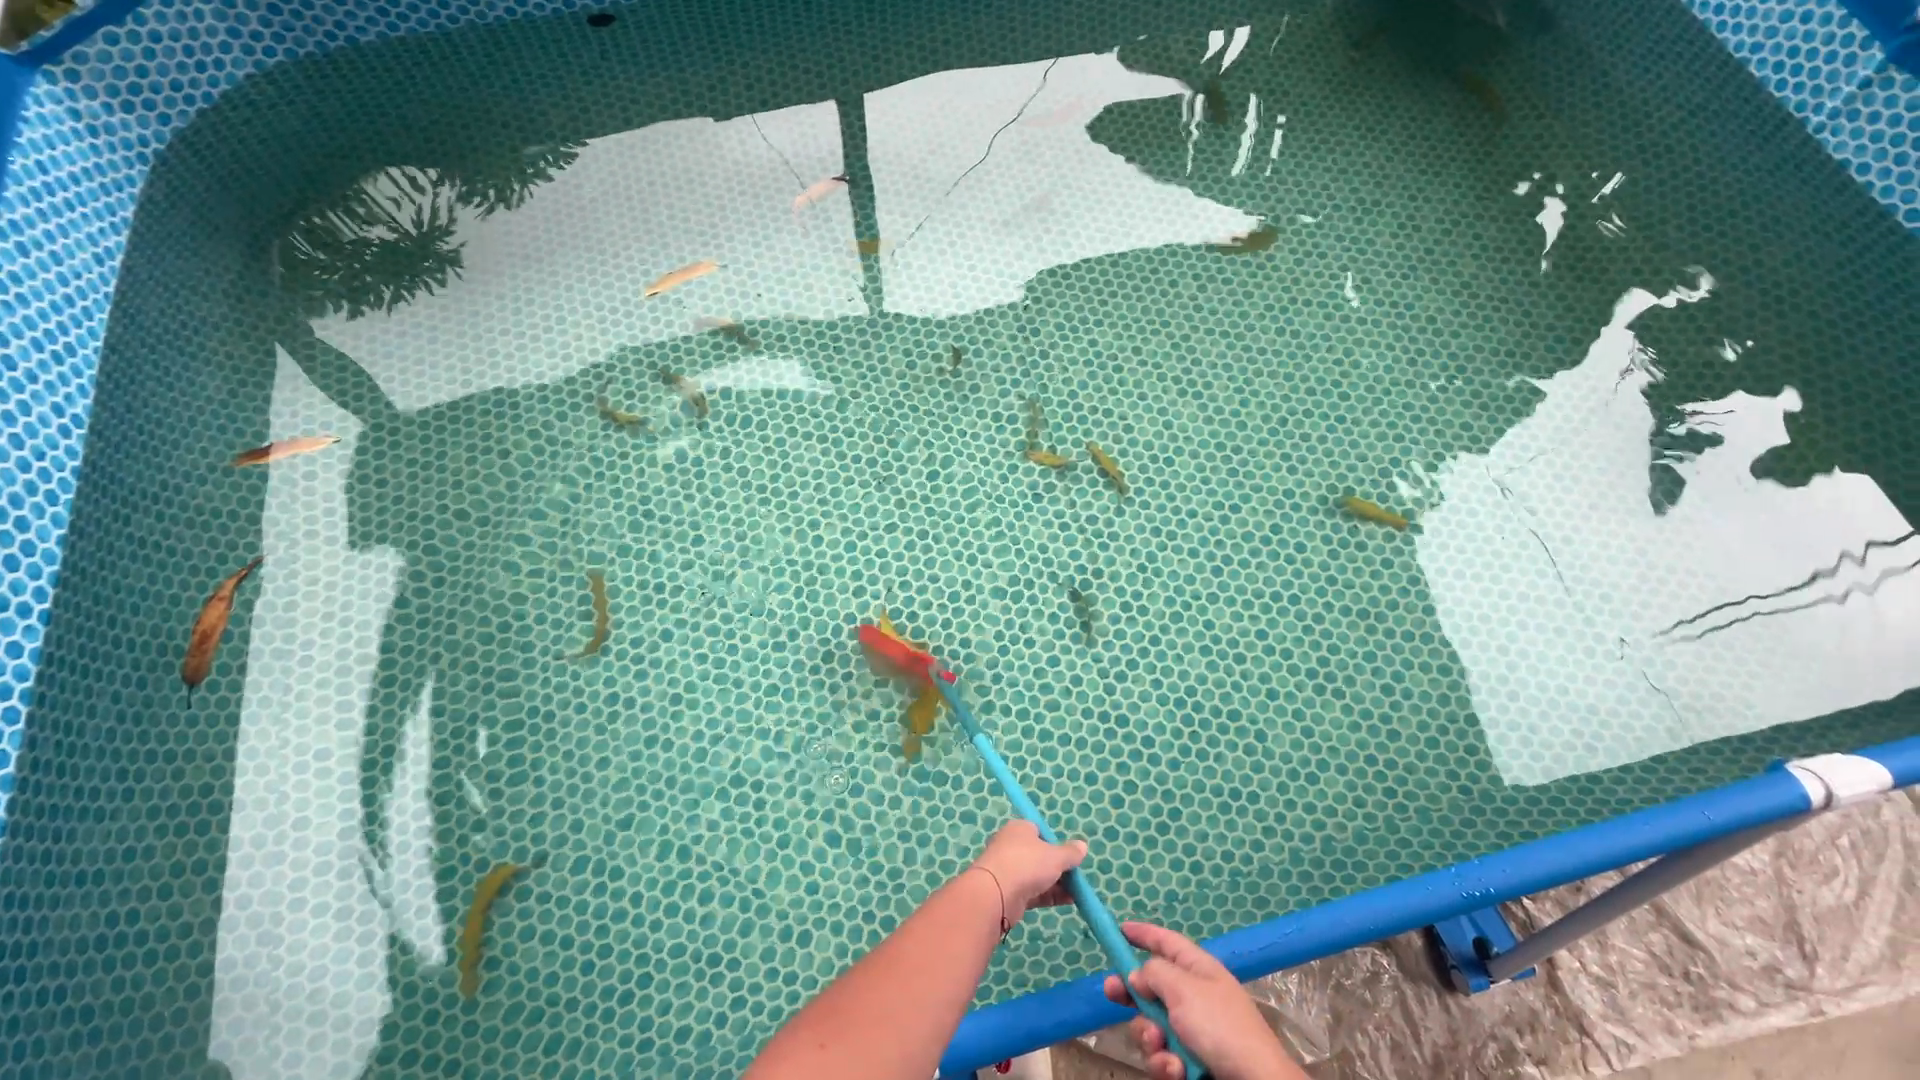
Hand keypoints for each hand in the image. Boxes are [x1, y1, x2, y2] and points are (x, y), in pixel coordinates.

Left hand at [967, 821, 1087, 921]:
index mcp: (1019, 829)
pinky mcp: (1007, 891)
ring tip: (1076, 893)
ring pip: (1036, 875)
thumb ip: (1070, 853)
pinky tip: (1067, 901)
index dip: (1054, 843)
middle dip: (1057, 866)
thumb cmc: (1027, 863)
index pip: (1038, 831)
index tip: (1068, 855)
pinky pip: (1032, 891)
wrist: (995, 893)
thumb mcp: (1056, 856)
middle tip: (1075, 876)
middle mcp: (1011, 846)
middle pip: (1038, 855)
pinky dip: (1048, 895)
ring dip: (1056, 883)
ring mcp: (1008, 870)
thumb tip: (1082, 845)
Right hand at [1103, 922, 1304, 1079]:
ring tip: (1163, 1047)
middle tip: (1112, 993)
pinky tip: (1176, 1070)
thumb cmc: (1220, 1027)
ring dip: (1151, 1037)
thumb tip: (1137, 974)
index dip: (1144, 934)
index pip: (1167, 943)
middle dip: (1131, 994)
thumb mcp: (1184, 990)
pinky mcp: (1190, 1063)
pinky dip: (1165, 1064)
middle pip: (1152, 988)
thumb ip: (1154, 974)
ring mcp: (1193, 1033)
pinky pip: (1163, 1056)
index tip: (1120, 929)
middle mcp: (1194, 998)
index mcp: (1199, 970)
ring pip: (1151, 1026)